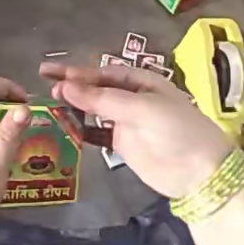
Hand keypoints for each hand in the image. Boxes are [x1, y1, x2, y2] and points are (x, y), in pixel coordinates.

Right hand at [40, 63, 233, 197]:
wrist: (199, 172)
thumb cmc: (175, 130)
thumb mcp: (140, 108)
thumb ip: (102, 99)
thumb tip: (64, 87)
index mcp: (141, 82)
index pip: (102, 73)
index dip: (77, 73)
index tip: (51, 74)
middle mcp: (132, 98)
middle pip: (96, 88)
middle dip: (72, 87)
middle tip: (45, 87)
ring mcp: (126, 121)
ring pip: (93, 109)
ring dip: (74, 107)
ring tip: (51, 105)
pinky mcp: (122, 143)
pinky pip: (96, 132)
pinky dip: (81, 129)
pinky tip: (65, 127)